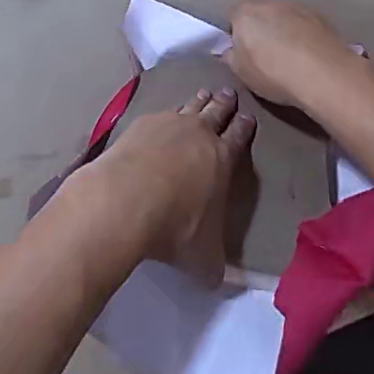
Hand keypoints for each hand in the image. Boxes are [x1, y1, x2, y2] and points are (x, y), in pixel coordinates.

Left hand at [69, 89, 254, 285]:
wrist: (125, 199)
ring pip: (189, 106)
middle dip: (225, 103)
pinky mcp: (140, 124)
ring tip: (203, 94)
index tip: (248, 116)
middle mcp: (198, 133)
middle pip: (216, 111)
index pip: (239, 136)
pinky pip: (160, 112)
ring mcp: (168, 124)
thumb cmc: (174, 227)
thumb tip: (216, 279)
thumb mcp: (203, 257)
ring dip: (198, 100)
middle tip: (229, 93)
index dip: (245, 127)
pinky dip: (166, 112)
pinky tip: (162, 115)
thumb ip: (214, 264)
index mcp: (222, 158)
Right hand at [224, 0, 365, 113]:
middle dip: (260, 28)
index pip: (233, 16)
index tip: (243, 52)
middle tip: (265, 54)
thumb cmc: (272, 72)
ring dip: (283, 30)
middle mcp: (270, 2)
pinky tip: (309, 55)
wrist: (323, 73)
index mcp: (245, 12)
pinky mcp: (321, 16)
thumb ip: (231, 57)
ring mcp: (298, 6)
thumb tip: (230, 51)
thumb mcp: (241, 72)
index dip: (236, 34)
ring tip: (291, 56)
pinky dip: (303, 35)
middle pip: (259, 13)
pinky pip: (304, 24)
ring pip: (284, 16)